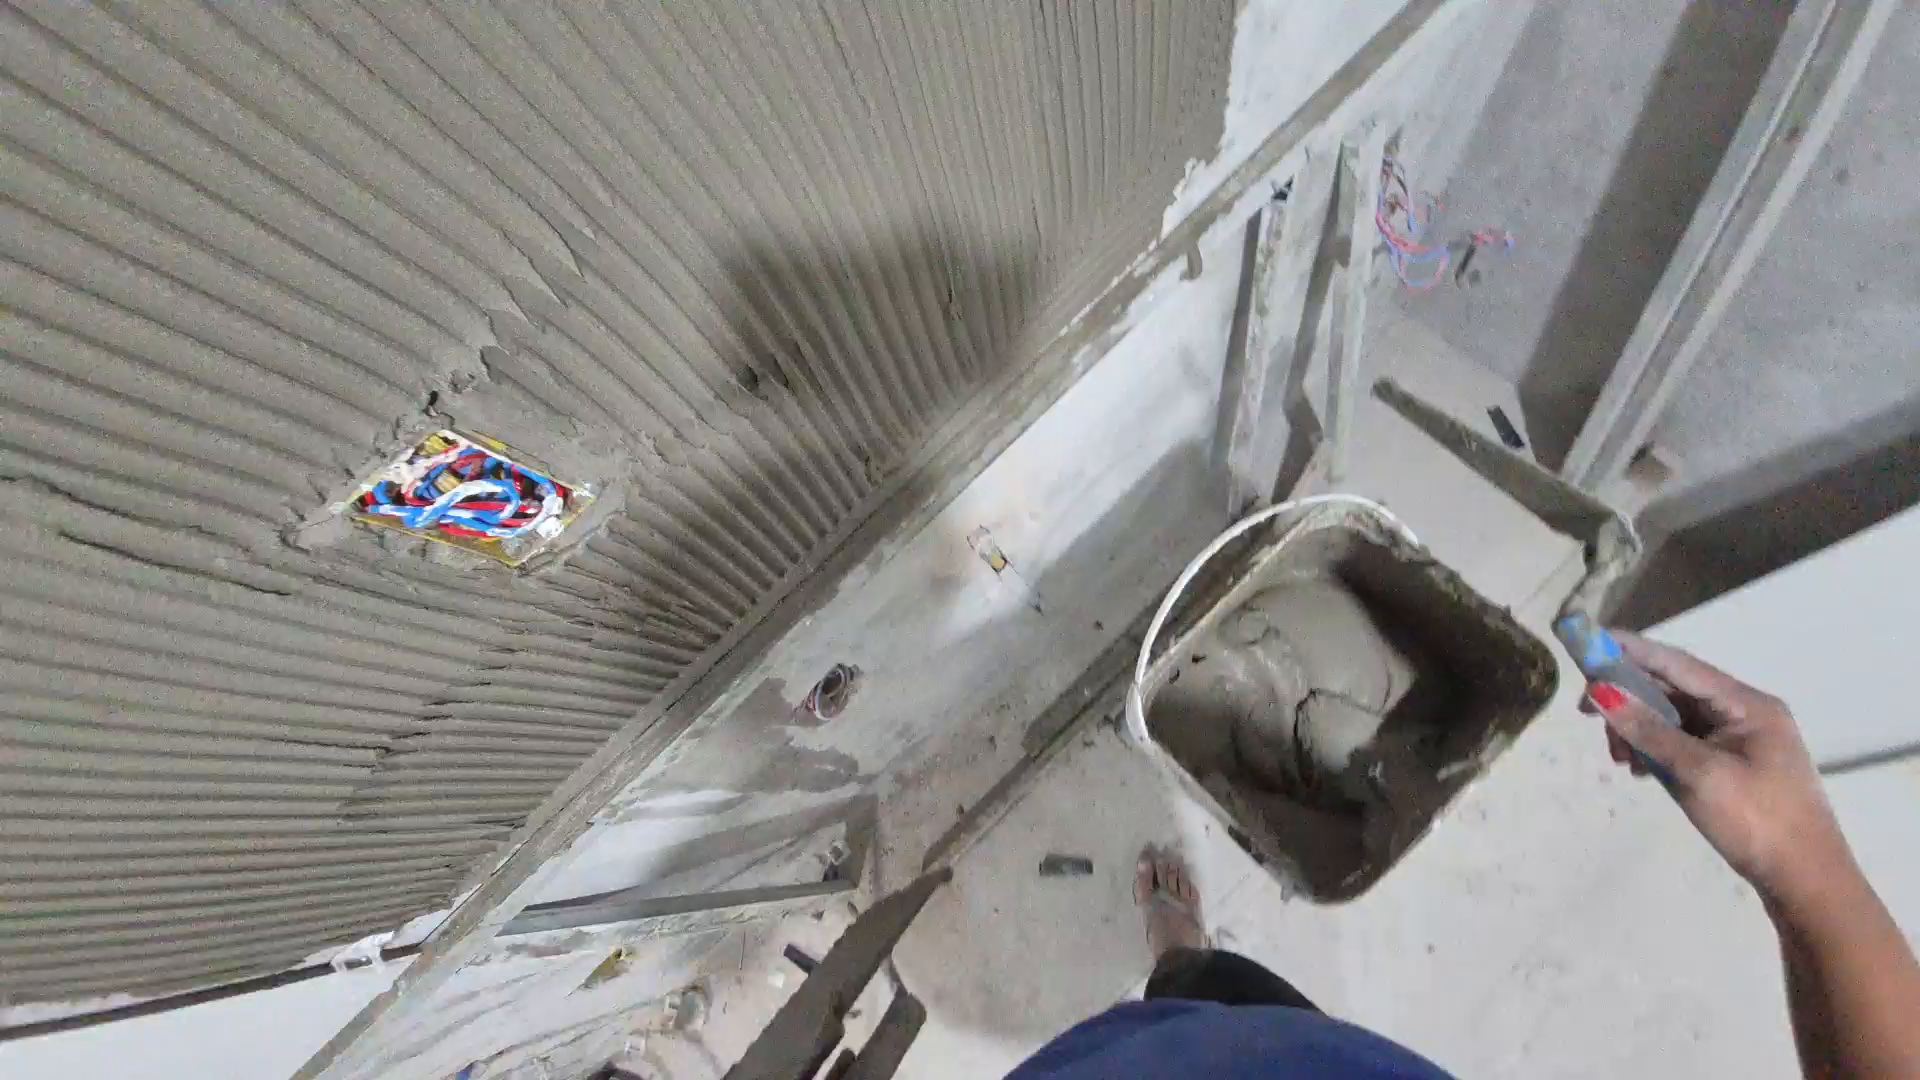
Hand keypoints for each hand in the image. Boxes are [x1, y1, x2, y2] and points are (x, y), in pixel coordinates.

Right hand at [1587, 630, 1852, 904]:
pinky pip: (1668, 735)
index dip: (1629, 648)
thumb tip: (1598, 691)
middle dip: (1621, 697)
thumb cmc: (1756, 820)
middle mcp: (1737, 711)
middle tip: (1583, 711)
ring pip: (1660, 712)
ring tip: (1619, 758)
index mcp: (1746, 706)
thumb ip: (1646, 729)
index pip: (1676, 663)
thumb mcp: (1696, 772)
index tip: (1585, 640)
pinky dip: (1643, 745)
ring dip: (1630, 728)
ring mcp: (1728, 734)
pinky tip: (1635, 767)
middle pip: (1664, 686)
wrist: (1802, 880)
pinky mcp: (1717, 756)